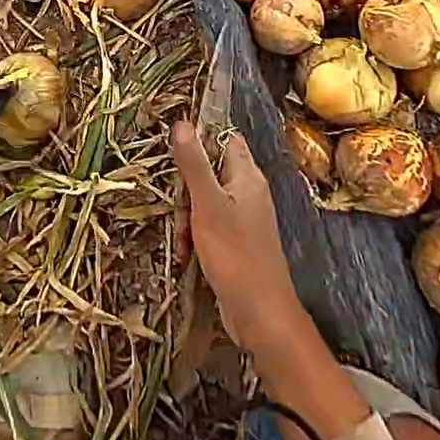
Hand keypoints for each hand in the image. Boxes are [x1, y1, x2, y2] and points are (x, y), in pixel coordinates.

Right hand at [172, 121, 372, 439]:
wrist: (262, 317)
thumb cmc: (236, 256)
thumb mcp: (207, 205)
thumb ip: (194, 163)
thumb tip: (182, 123)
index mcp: (247, 175)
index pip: (223, 137)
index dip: (200, 141)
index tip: (177, 159)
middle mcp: (247, 191)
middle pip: (208, 169)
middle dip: (186, 189)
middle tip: (181, 210)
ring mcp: (243, 217)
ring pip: (204, 199)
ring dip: (187, 217)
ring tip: (184, 239)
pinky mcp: (236, 241)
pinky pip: (209, 224)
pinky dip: (195, 236)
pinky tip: (188, 255)